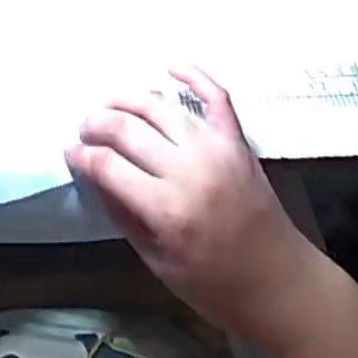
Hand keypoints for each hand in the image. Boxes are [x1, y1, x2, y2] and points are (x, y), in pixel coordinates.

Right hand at [65, 65, 328, 348]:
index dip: (80, 154)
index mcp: (168, 209)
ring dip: (125, 100)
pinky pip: (215, 96)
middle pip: (125, 127)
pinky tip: (169, 69)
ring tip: (110, 109)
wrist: (286, 288)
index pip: (106, 164)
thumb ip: (120, 210)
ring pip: (158, 105)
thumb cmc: (216, 285)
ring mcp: (217, 150)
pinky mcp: (238, 142)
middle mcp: (190, 171)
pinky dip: (193, 76)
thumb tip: (91, 171)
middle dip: (94, 124)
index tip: (70, 152)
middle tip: (85, 131)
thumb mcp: (156, 260)